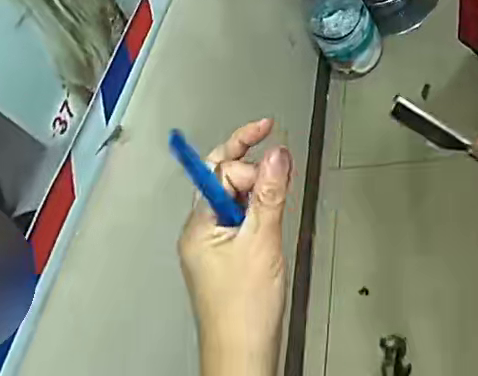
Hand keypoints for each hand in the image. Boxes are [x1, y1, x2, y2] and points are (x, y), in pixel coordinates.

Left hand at [178, 119, 293, 375]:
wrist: (245, 357)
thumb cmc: (244, 311)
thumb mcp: (262, 241)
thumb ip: (271, 192)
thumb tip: (278, 152)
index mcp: (199, 224)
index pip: (218, 166)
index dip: (242, 144)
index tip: (265, 125)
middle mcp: (203, 230)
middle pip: (230, 177)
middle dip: (256, 174)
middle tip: (277, 191)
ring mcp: (216, 242)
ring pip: (241, 196)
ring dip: (262, 194)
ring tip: (274, 220)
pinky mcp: (230, 254)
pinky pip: (247, 214)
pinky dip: (263, 210)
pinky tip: (272, 224)